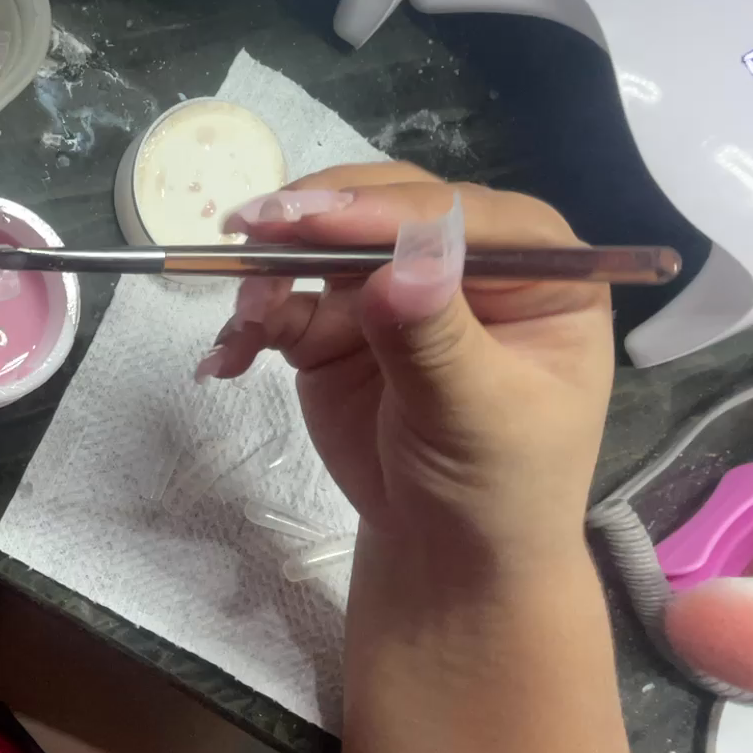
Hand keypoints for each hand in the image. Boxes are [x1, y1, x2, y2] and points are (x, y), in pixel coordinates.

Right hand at [200, 163, 613, 574]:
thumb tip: (399, 269)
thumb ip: (436, 339)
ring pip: (314, 255)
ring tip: (242, 326)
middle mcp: (452, 265)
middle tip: (248, 233)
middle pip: (375, 214)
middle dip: (308, 225)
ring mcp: (384, 296)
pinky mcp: (329, 331)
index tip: (303, 220)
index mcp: (527, 268)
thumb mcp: (476, 414)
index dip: (377, 212)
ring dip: (266, 280)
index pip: (450, 217)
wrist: (440, 539)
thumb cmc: (494, 479)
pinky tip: (224, 362)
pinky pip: (277, 311)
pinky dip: (244, 330)